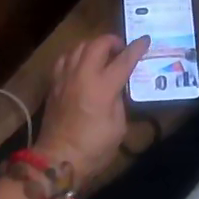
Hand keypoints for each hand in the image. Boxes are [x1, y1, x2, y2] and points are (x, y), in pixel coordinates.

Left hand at [35, 34, 149, 184]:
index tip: (145, 40)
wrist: (58, 158)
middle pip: (98, 44)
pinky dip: (75, 55)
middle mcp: (83, 75)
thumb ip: (119, 100)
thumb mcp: (118, 126)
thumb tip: (117, 87)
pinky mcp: (54, 83)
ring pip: (79, 46)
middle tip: (121, 49)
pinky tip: (81, 63)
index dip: (136, 48)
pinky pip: (64, 58)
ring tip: (102, 54)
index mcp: (103, 87)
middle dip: (112, 41)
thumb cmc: (94, 148)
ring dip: (93, 46)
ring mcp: (65, 77)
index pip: (123, 60)